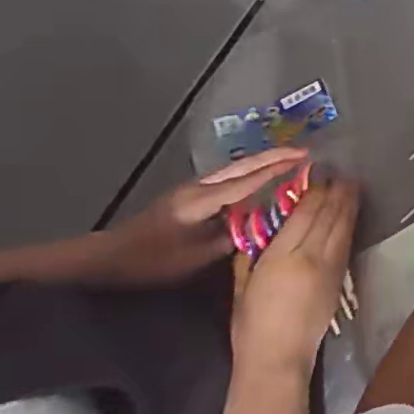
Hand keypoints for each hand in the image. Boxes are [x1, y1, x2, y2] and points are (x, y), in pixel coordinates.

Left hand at [105, 147, 309, 285]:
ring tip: (291, 158)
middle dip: (275, 156)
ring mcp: (195, 188)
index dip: (277, 170)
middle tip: (305, 152)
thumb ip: (229, 239)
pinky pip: (230, 177)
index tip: (304, 160)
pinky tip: (263, 174)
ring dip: (264, 161)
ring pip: (236, 168)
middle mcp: (201, 187)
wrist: (109, 258)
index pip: (247, 181)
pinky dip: (251, 171)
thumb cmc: (151, 261)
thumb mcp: (193, 258)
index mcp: (202, 200)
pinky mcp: (192, 194)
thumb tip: (260, 226)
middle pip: (244, 166)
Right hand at [233, 179, 358, 373]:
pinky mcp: (340, 279)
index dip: (314, 189)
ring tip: (352, 185)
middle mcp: (312, 255)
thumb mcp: (242, 286)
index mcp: (283, 255)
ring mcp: (330, 267)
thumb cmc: (251, 325)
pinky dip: (349, 225)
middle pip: (330, 214)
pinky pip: (346, 243)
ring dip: (349, 203)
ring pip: (343, 226)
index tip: (317, 173)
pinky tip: (350, 215)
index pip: (306, 212)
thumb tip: (259, 234)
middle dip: (338, 190)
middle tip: (342, 172)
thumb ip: (250, 257)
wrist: (278, 359)